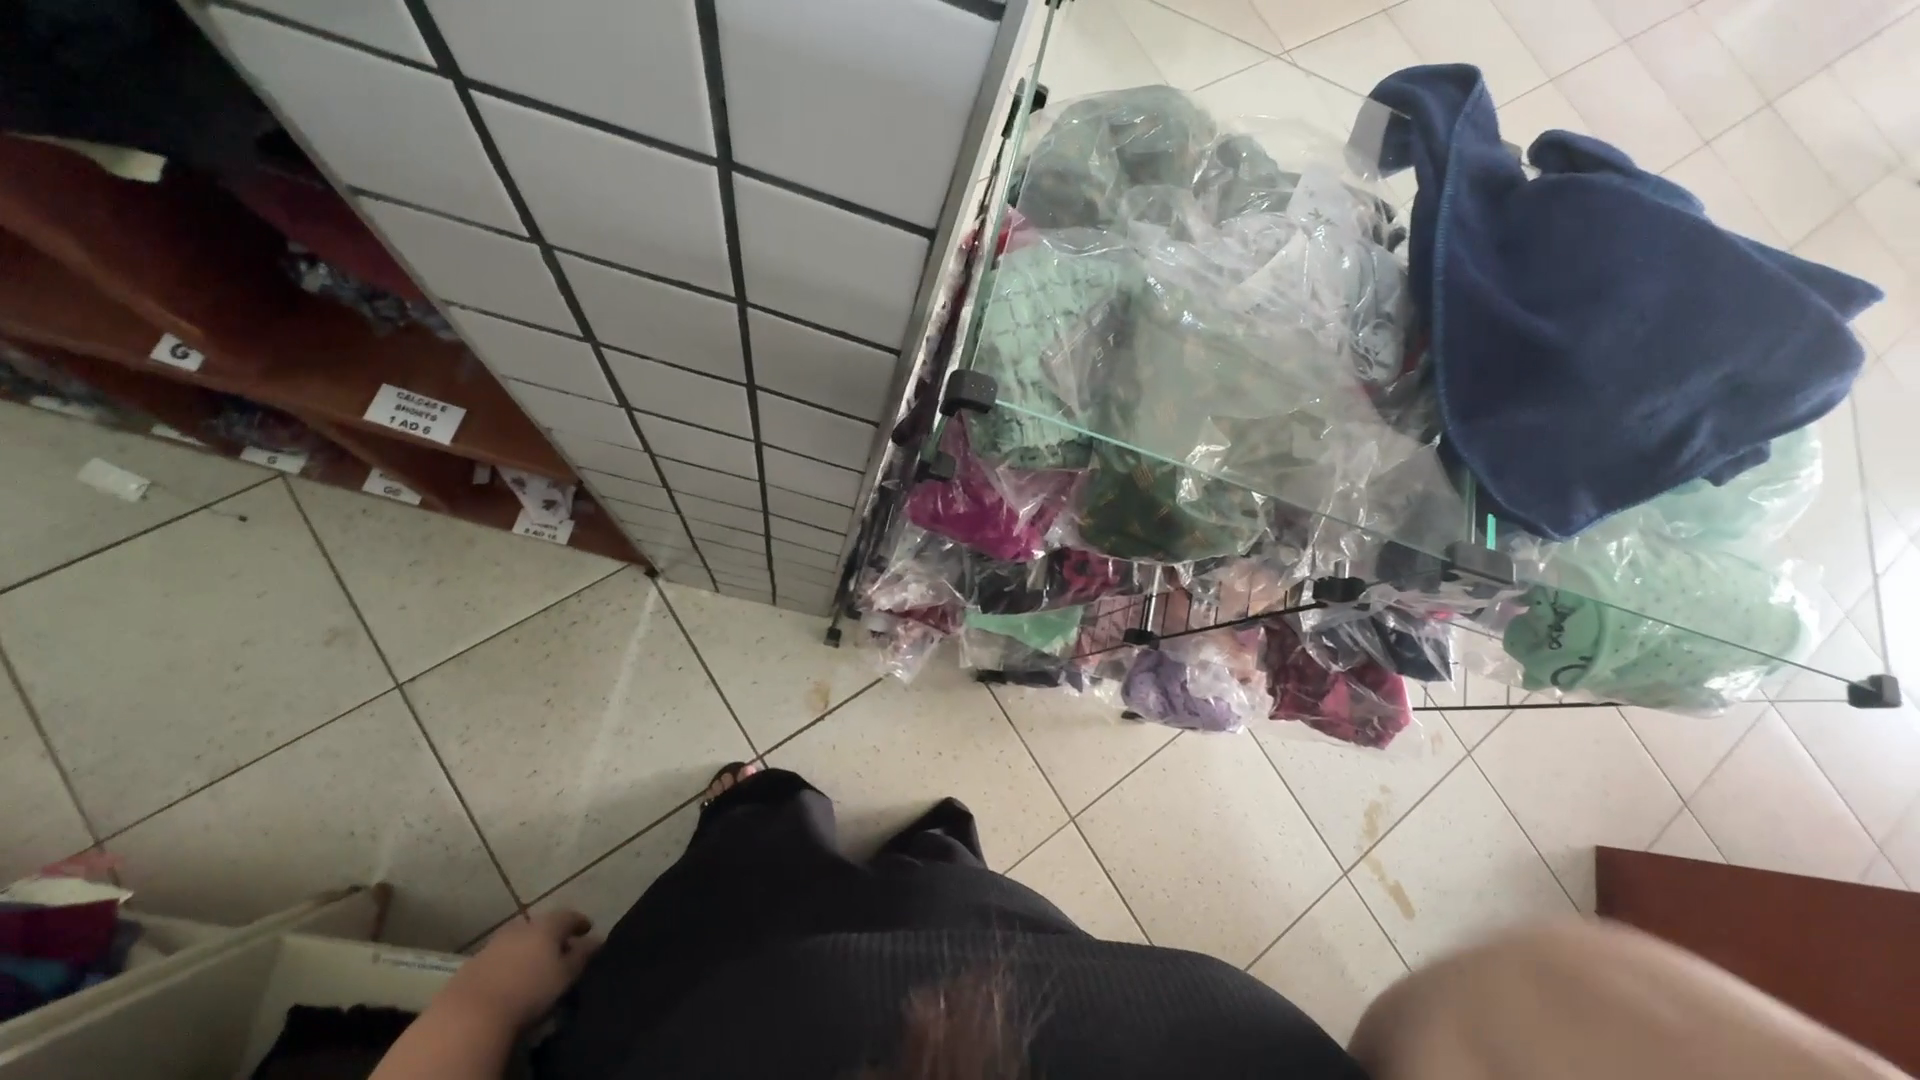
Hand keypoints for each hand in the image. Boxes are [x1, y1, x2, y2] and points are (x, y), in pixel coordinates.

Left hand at [439, 909, 602, 1029]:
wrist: (470, 1014)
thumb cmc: (529, 991)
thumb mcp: (566, 975)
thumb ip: (582, 955)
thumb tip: (597, 939)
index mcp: (546, 926)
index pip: (568, 916)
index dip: (580, 922)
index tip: (587, 930)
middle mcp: (520, 928)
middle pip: (541, 926)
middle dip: (552, 935)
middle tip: (561, 950)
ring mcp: (493, 944)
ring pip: (517, 940)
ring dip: (528, 949)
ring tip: (535, 966)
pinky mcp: (472, 964)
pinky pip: (498, 957)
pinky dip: (509, 962)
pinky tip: (510, 979)